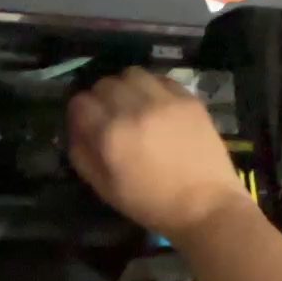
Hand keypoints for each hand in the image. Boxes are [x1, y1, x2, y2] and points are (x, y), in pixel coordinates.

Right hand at [67, 67, 252, 240]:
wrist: (206, 206)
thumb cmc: (151, 203)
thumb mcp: (105, 189)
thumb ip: (82, 155)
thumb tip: (76, 130)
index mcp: (110, 134)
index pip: (80, 103)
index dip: (79, 113)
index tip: (86, 123)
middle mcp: (134, 109)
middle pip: (104, 84)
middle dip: (100, 98)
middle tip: (109, 115)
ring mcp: (164, 100)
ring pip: (131, 74)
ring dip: (126, 87)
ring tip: (132, 104)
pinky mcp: (188, 99)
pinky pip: (160, 79)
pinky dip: (152, 87)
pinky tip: (156, 105)